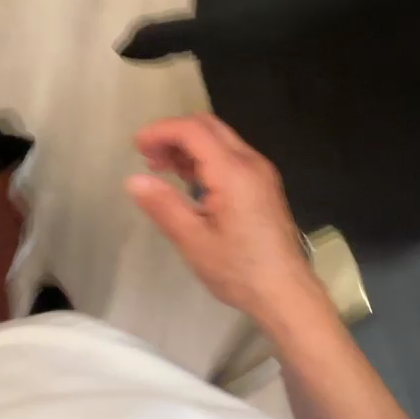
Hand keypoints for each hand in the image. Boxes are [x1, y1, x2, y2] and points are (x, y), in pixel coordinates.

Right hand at [126, 115, 321, 327]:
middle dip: (173, 134)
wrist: (286, 292)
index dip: (162, 131)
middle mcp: (251, 162)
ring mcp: (260, 172)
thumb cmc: (239, 270)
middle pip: (208, 126)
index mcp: (234, 172)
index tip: (136, 145)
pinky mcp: (263, 184)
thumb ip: (163, 206)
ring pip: (220, 139)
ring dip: (188, 145)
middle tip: (147, 156)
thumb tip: (133, 180)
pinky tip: (187, 179)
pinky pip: (231, 156)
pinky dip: (205, 157)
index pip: (193, 130)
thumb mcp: (194, 241)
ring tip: (160, 168)